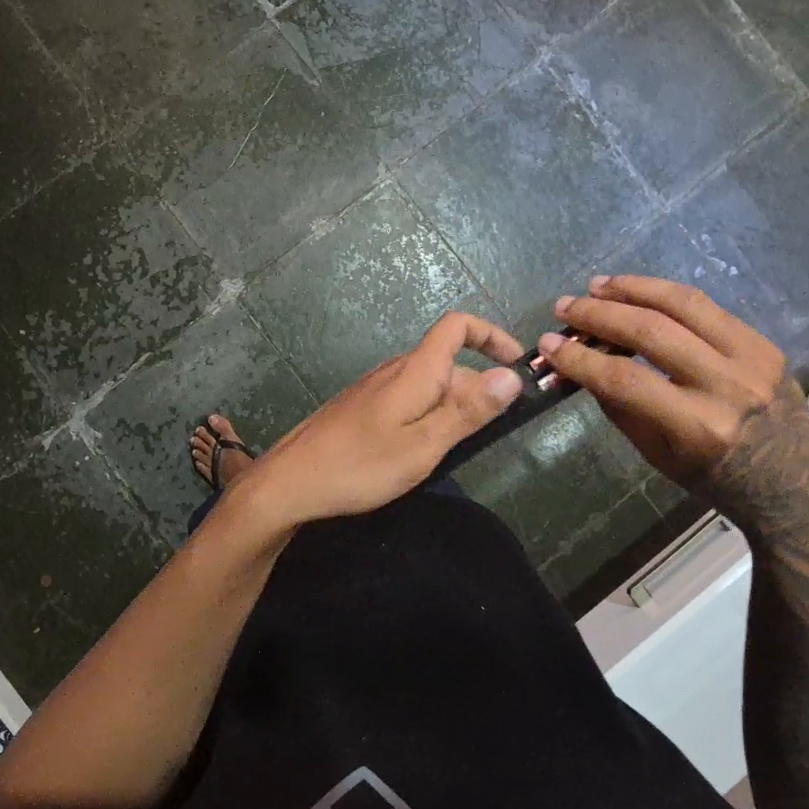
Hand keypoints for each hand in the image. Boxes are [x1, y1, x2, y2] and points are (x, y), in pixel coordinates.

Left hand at [227, 312, 524, 527]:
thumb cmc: (361, 465)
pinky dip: (429, 416)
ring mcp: (376, 388)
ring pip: (429, 385)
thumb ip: (468, 410)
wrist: (291, 482)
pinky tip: (422, 452)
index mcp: (415, 370)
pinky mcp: (363, 408)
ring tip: (459, 449)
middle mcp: (396, 369)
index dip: (491, 335)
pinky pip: (409, 400)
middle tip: (493, 433)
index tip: (516, 366)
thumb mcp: (424, 445)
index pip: (457, 326)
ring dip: (454, 406)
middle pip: (448, 362)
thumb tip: (511, 376)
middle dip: (479, 388)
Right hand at [539, 276, 808, 537]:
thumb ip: (620, 404)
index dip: (581, 358)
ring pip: (684, 304)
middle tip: (566, 306)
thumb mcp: (657, 454)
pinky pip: (708, 308)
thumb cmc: (713, 480)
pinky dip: (666, 296)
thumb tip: (581, 361)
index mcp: (699, 427)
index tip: (549, 344)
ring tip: (598, 285)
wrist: (791, 487)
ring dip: (633, 289)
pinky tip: (638, 292)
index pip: (626, 379)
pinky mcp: (765, 344)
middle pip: (652, 332)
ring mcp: (753, 360)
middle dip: (600, 314)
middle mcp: (728, 386)